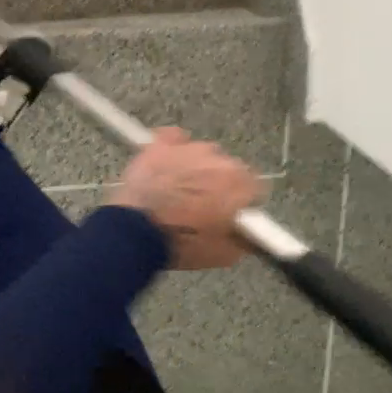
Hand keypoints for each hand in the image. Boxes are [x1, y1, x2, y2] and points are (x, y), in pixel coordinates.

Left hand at [111, 128, 262, 269]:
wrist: (136, 232)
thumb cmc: (183, 243)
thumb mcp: (224, 254)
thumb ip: (245, 239)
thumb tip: (249, 234)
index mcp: (238, 183)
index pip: (256, 186)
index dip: (245, 201)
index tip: (234, 213)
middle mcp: (217, 158)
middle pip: (229, 168)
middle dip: (221, 183)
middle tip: (205, 204)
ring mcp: (187, 147)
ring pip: (202, 153)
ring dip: (197, 167)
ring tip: (181, 187)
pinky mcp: (159, 144)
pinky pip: (174, 138)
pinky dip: (174, 146)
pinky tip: (168, 161)